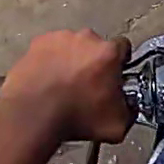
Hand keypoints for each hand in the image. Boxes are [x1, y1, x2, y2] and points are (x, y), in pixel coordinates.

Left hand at [0, 30, 130, 163]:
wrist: (34, 116)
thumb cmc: (74, 116)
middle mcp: (85, 39)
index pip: (124, 48)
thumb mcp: (117, 124)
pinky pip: (49, 50)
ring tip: (65, 86)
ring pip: (71, 46)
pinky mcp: (37, 44)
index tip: (115, 74)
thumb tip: (129, 109)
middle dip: (94, 62)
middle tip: (88, 86)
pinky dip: (49, 61)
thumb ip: (130, 111)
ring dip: (71, 60)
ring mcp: (59, 38)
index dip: (120, 62)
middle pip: (96, 47)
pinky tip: (48, 81)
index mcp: (108, 52)